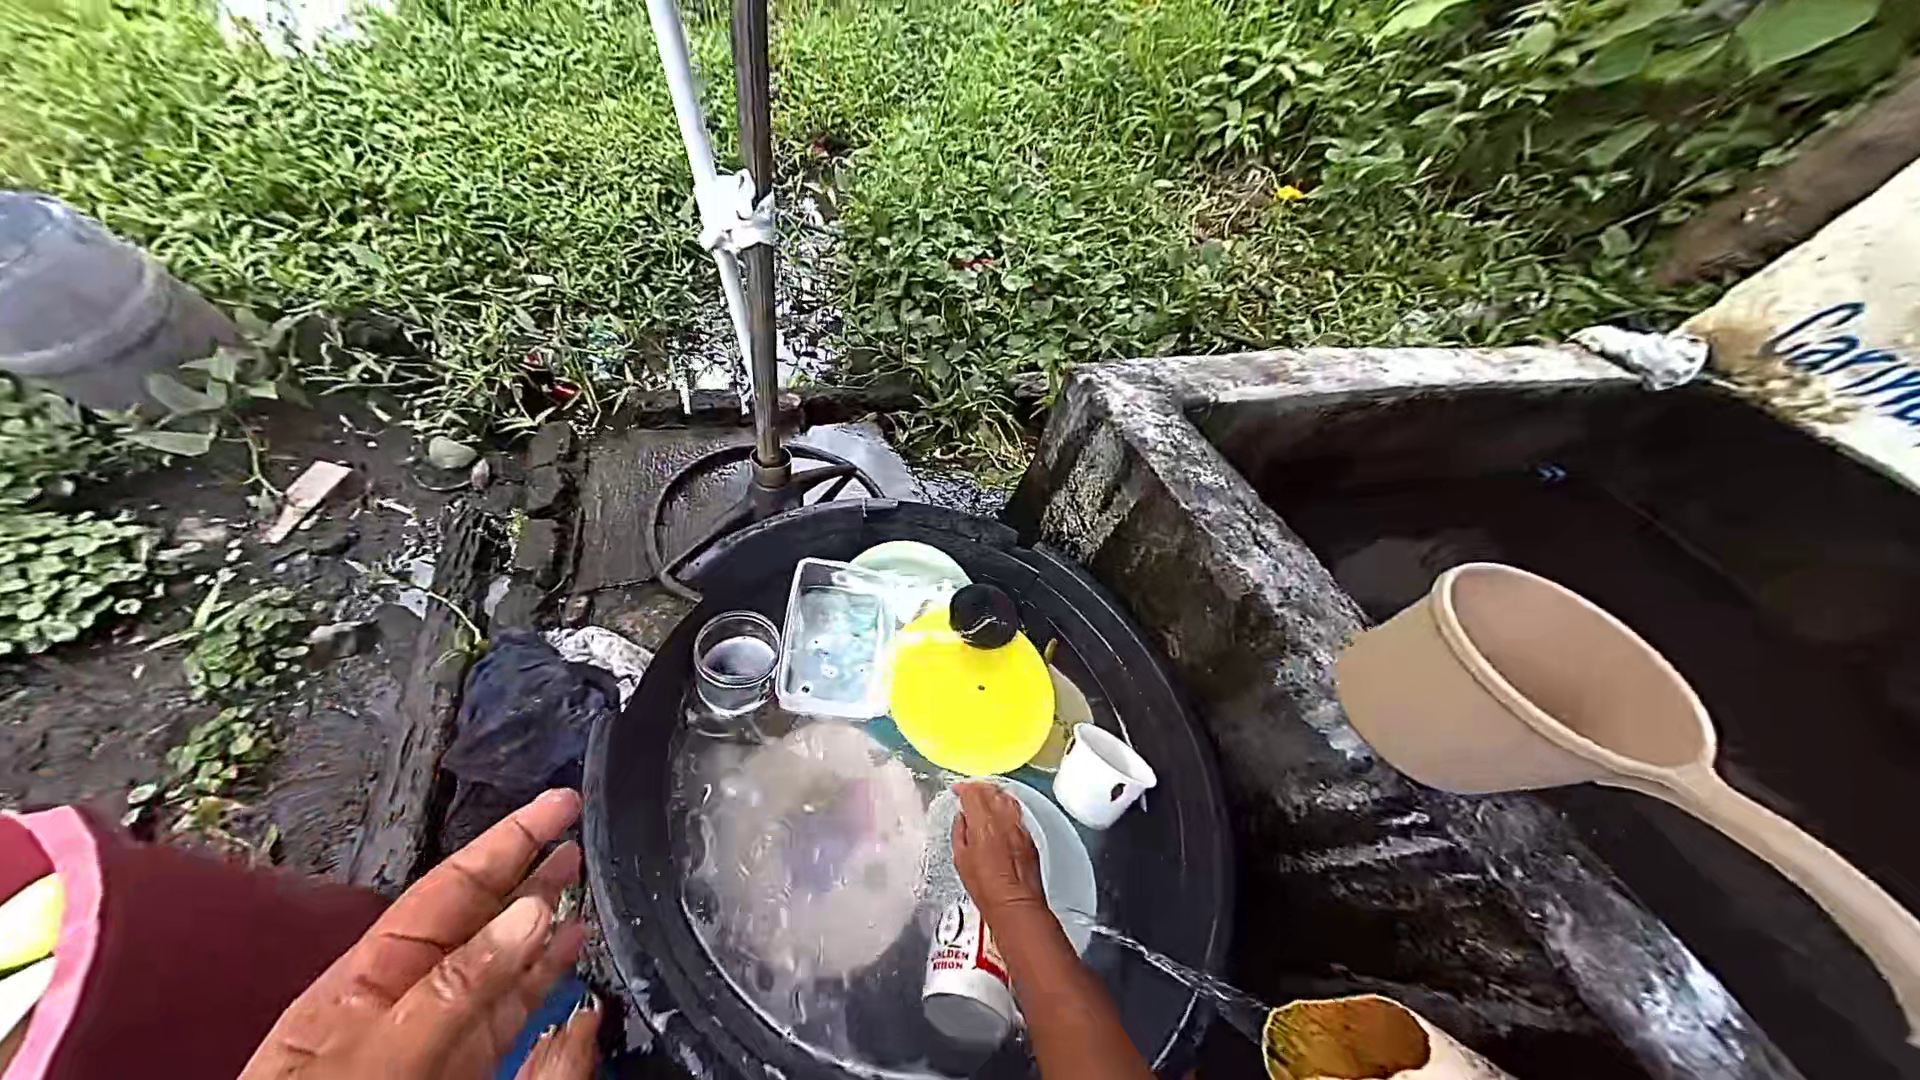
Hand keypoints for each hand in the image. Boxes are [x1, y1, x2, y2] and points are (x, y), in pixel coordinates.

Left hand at [240, 789, 595, 1079]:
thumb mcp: (369, 1063)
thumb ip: (454, 987)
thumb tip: (536, 910)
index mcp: (366, 985)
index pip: (449, 890)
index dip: (509, 840)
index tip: (560, 803)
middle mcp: (412, 999)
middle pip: (483, 916)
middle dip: (529, 867)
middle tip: (577, 828)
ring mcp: (443, 1034)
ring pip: (508, 955)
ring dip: (547, 913)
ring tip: (583, 873)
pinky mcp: (473, 1064)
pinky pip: (519, 1005)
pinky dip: (551, 971)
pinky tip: (574, 944)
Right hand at [951, 781, 1045, 915]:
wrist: (1016, 906)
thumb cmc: (987, 890)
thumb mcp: (961, 860)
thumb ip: (960, 832)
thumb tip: (962, 820)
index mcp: (983, 823)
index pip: (972, 793)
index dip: (963, 788)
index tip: (957, 789)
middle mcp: (1003, 819)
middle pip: (990, 790)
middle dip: (978, 787)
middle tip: (969, 791)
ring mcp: (1018, 826)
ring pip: (1006, 797)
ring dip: (993, 793)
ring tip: (985, 797)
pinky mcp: (1029, 835)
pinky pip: (1016, 811)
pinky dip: (1006, 807)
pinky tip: (1000, 813)